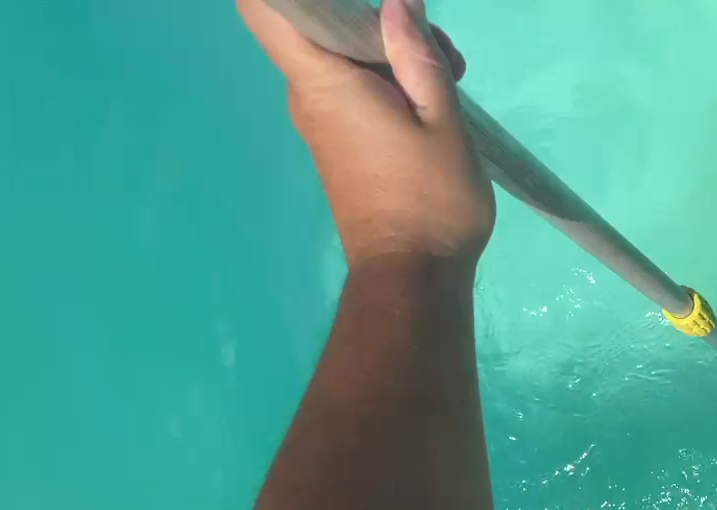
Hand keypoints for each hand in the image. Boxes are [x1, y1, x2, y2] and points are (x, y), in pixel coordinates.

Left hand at [239, 0, 495, 266]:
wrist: (415, 275)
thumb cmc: (432, 200)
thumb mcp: (445, 127)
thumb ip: (420, 62)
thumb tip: (399, 6)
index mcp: (323, 80)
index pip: (267, 5)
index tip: (357, 6)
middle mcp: (309, 96)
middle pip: (319, 31)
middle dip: (376, 25)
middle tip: (441, 53)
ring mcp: (324, 127)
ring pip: (343, 66)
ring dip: (392, 62)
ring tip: (450, 84)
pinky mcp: (343, 152)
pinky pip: (355, 99)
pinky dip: (390, 91)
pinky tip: (435, 113)